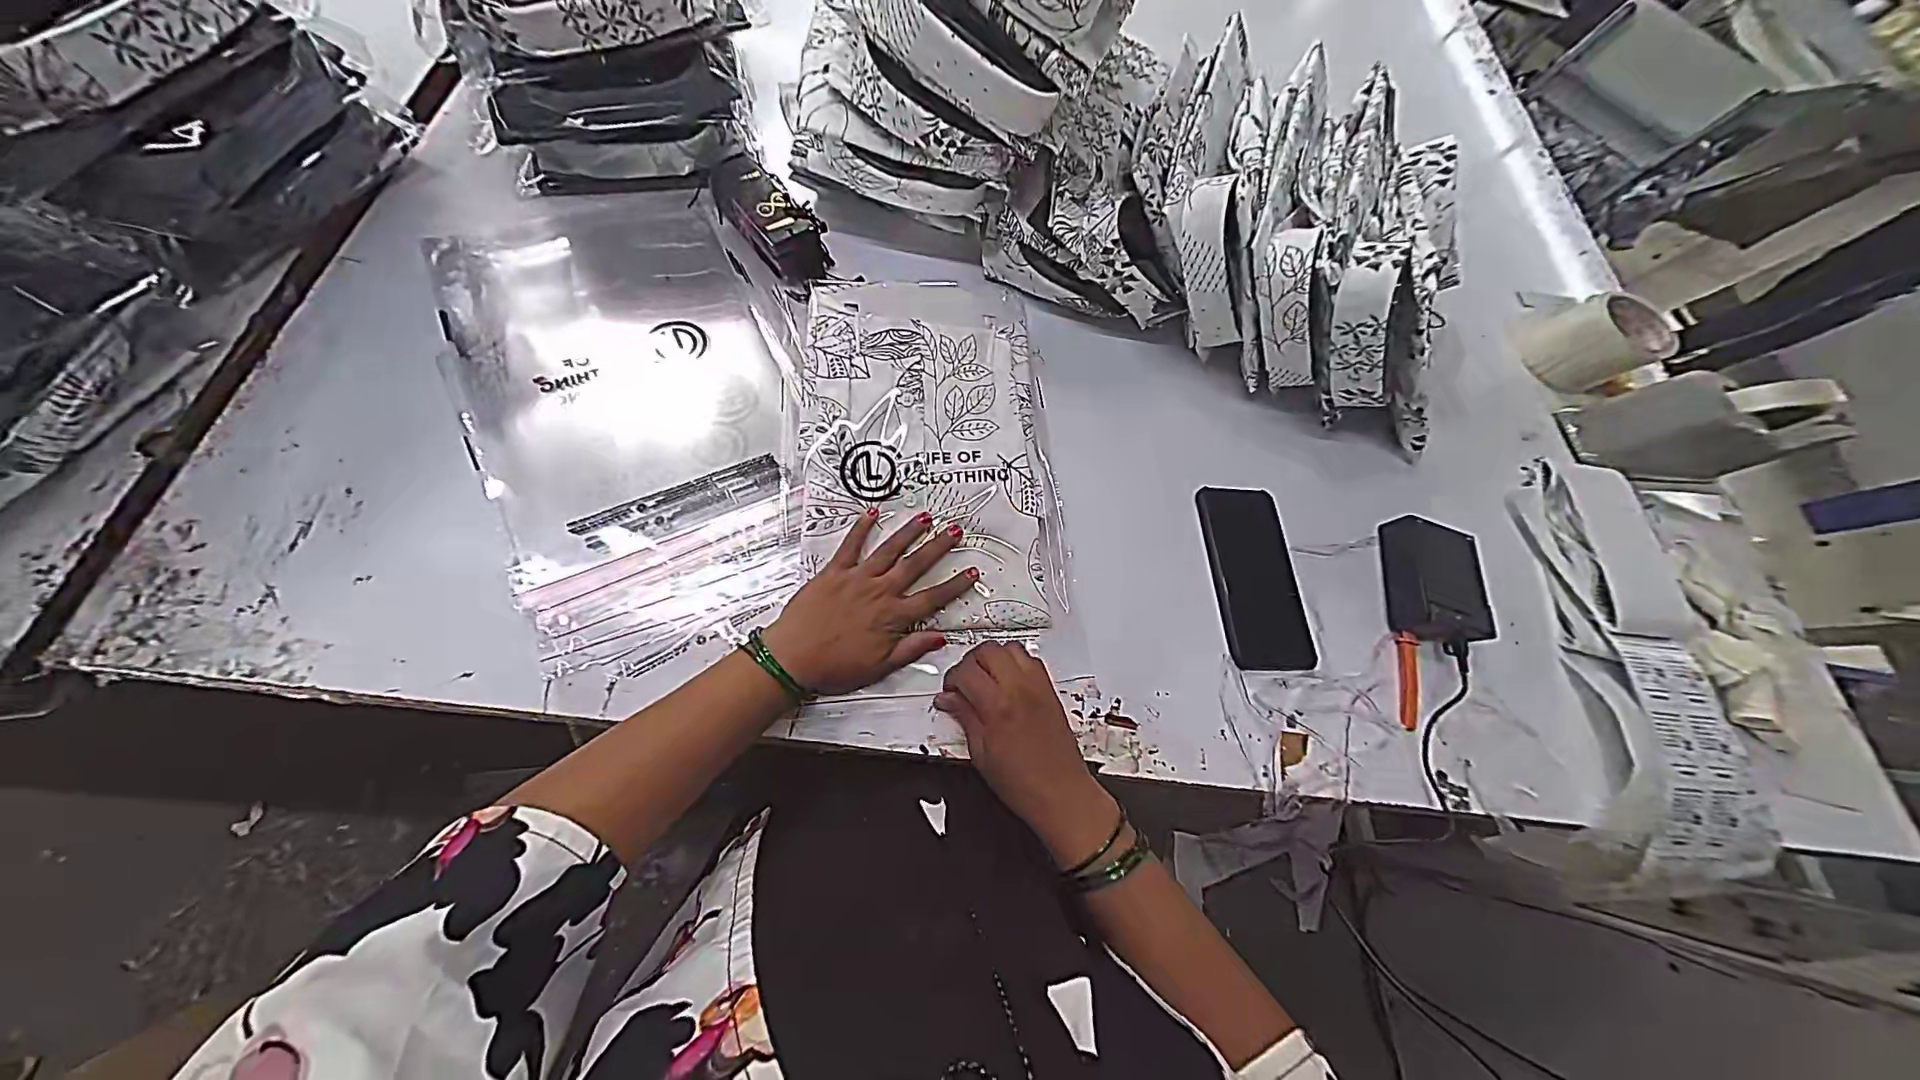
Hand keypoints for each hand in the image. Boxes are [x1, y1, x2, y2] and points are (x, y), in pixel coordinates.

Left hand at [761, 509, 976, 695]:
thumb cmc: (832, 666)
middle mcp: (879, 593)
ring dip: (908, 533)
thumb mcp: (879, 666)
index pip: (932, 598)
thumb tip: (939, 638)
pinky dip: (862, 528)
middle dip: (938, 547)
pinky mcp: (834, 573)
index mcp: (892, 617)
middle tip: (954, 532)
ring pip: (889, 550)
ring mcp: (856, 579)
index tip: (970, 573)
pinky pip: (851, 545)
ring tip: (925, 518)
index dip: (954, 585)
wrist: (792, 658)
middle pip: (915, 565)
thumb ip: (911, 648)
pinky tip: (872, 513)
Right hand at [936, 643, 1119, 868]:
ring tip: (986, 678)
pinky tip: (1008, 681)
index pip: (965, 670)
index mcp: (998, 706)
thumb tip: (949, 700)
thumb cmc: (1025, 784)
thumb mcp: (981, 754)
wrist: (1061, 795)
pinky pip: (1031, 660)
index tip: (950, 692)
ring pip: (1010, 648)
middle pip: (987, 650)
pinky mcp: (1050, 691)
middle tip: (965, 682)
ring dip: (994, 657)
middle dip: (970, 662)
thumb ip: (964, 717)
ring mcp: (1038, 688)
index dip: (952, 679)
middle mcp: (1020, 690)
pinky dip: (1016, 662)